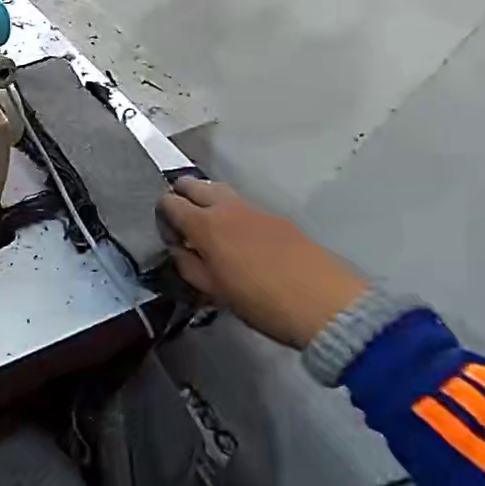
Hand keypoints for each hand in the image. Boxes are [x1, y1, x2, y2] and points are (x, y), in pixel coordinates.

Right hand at [157, 177, 367, 348]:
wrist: (322, 301)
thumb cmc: (260, 301)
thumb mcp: (214, 291)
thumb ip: (189, 266)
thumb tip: (179, 249)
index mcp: (205, 224)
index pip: (170, 202)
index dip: (162, 215)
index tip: (168, 235)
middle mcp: (226, 206)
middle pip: (192, 184)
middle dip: (181, 196)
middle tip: (183, 223)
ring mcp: (253, 207)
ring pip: (218, 189)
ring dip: (206, 201)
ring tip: (210, 230)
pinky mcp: (275, 216)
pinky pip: (240, 203)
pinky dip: (229, 211)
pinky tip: (237, 237)